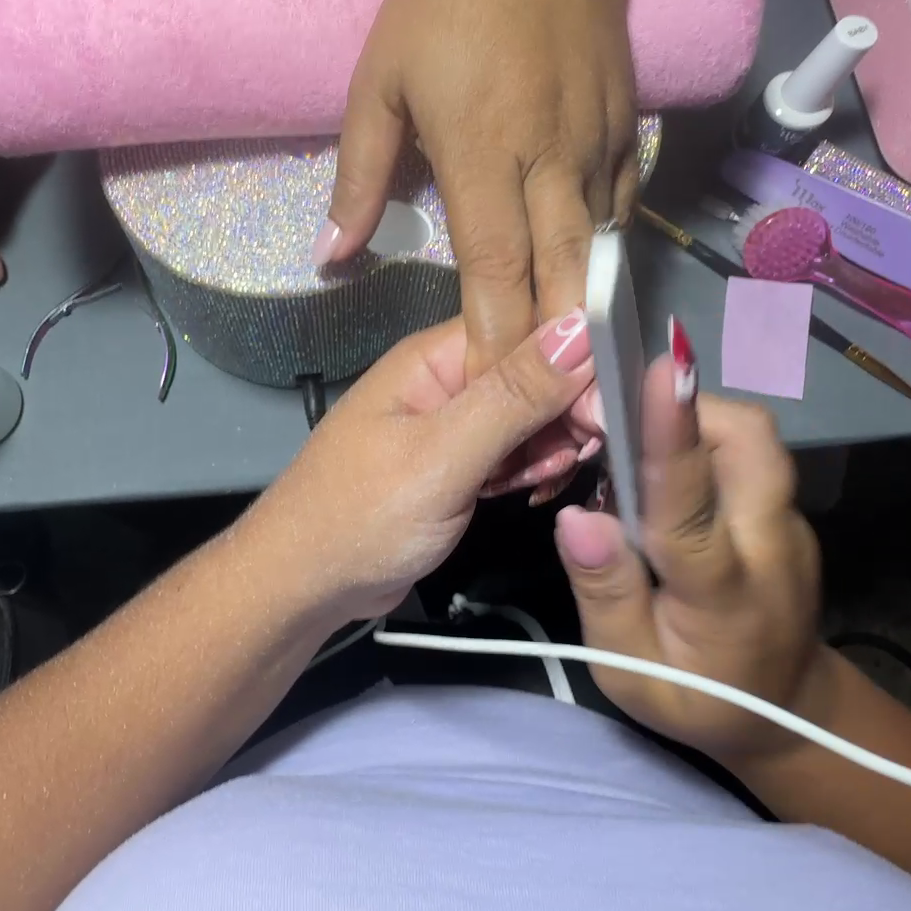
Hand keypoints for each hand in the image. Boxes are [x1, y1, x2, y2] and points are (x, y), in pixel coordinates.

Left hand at [243, 311, 597, 623]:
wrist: (307, 585)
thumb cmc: (362, 516)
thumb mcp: (442, 456)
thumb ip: (514, 396)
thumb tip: (584, 325)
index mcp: (435, 356)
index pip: (528, 327)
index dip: (575, 361)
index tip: (602, 411)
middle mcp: (446, 380)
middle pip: (536, 374)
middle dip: (562, 415)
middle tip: (565, 459)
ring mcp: (452, 424)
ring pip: (530, 418)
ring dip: (545, 449)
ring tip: (529, 484)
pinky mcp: (458, 464)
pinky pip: (512, 452)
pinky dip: (526, 471)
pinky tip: (523, 494)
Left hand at [325, 0, 650, 377]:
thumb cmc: (445, 4)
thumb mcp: (379, 83)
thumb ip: (359, 178)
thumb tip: (331, 256)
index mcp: (484, 152)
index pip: (493, 266)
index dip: (498, 337)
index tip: (496, 394)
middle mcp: (551, 160)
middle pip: (561, 273)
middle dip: (557, 346)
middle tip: (554, 409)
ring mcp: (599, 146)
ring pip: (600, 251)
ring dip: (589, 314)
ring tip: (580, 373)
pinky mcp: (630, 131)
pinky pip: (622, 212)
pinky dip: (608, 259)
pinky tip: (595, 292)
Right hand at [554, 321, 832, 762]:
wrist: (788, 711)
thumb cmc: (693, 696)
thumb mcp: (629, 671)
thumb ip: (605, 595)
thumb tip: (576, 518)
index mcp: (724, 596)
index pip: (694, 507)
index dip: (672, 438)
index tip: (657, 373)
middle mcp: (769, 544)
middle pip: (750, 443)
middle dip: (686, 406)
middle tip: (616, 414)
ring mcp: (786, 521)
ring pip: (752, 437)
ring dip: (691, 415)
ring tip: (627, 437)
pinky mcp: (783, 509)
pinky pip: (745, 451)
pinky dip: (698, 435)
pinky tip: (655, 465)